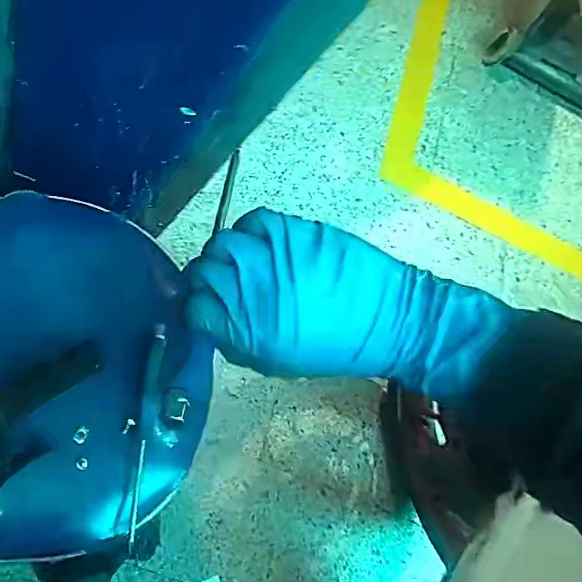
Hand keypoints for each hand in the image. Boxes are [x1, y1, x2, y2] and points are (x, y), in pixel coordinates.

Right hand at [185, 209, 517, 400]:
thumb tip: (211, 323)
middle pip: (201, 270)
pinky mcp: (292, 229)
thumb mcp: (273, 361)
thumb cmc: (332, 348)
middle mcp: (248, 287)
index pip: (192, 307)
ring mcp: (269, 253)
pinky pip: (254, 220)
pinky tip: (261, 243)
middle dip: (205, 279)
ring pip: (223, 241)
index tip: (203, 308)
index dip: (195, 307)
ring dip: (226, 253)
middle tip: (222, 284)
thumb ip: (234, 341)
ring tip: (244, 262)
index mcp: (242, 328)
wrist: (388, 320)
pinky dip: (250, 230)